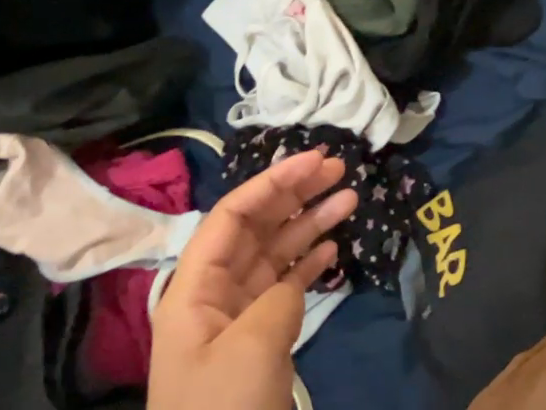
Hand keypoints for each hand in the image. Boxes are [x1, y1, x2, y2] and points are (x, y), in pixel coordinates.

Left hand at [149, 151, 358, 409]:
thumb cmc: (222, 407)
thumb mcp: (251, 345)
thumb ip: (278, 295)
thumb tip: (295, 280)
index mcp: (194, 289)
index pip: (231, 216)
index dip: (273, 182)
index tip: (316, 160)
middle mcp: (213, 294)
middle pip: (255, 228)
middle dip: (295, 194)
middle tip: (340, 169)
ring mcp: (237, 316)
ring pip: (275, 253)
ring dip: (311, 223)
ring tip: (351, 198)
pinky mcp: (259, 338)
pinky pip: (285, 285)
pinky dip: (309, 262)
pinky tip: (334, 246)